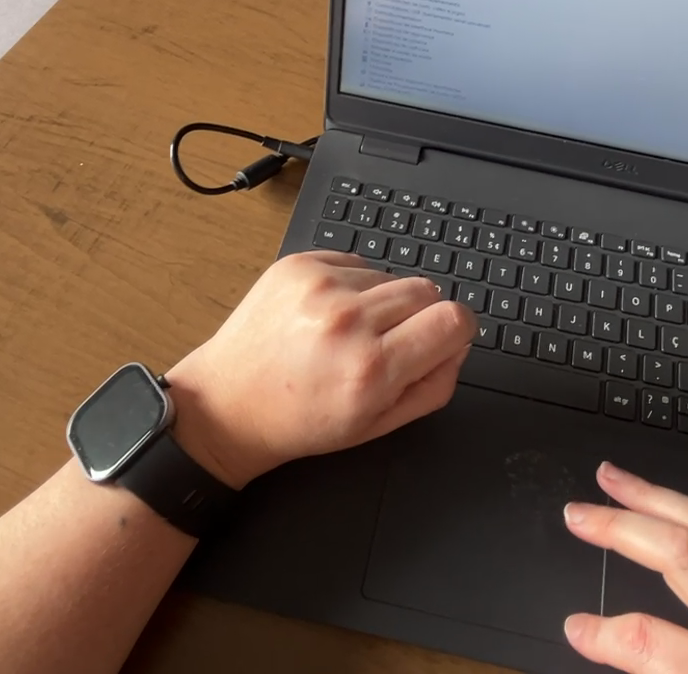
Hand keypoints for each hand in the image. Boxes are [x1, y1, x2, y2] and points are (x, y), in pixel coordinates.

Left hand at [163, 251, 474, 488]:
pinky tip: (325, 315)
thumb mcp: (378, 425)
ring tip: (345, 333)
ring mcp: (320, 285)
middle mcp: (348, 320)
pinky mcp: (298, 263)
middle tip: (384, 344)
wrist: (227, 403)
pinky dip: (351, 286)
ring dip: (380, 301)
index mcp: (372, 369)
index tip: (440, 339)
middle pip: (427, 291)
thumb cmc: (302, 421)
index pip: (453, 320)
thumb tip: (460, 341)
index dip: (455, 330)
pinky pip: (355, 263)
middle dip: (417, 318)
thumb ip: (434, 384)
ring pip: (391, 276)